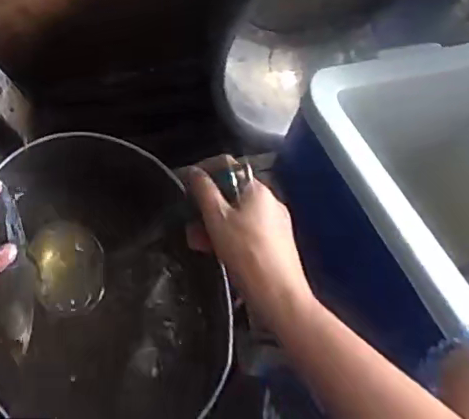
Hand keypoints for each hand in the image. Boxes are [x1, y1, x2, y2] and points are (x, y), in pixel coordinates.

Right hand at [181, 155, 311, 324]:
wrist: (283, 302)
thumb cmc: (247, 255)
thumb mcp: (217, 218)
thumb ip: (203, 190)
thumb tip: (194, 172)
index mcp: (258, 189)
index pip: (226, 165)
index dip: (202, 171)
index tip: (185, 185)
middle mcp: (270, 202)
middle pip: (230, 193)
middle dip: (206, 206)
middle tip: (189, 221)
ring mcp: (276, 225)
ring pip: (237, 215)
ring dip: (215, 224)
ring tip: (199, 243)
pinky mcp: (278, 247)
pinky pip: (248, 232)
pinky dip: (230, 237)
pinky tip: (218, 254)